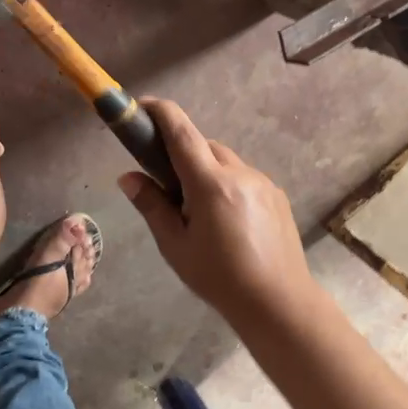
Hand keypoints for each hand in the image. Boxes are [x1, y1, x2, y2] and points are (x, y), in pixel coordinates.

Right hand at [118, 98, 312, 319]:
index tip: (141, 106)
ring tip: (195, 210)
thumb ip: (152, 206)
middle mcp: (239, 173)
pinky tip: (224, 221)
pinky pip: (243, 177)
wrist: (278, 302)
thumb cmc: (219, 277)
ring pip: (225, 161)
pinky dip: (225, 184)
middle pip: (203, 145)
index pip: (181, 132)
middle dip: (181, 152)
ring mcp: (262, 183)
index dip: (159, 112)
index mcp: (210, 183)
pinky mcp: (276, 196)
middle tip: (165, 183)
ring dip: (205, 170)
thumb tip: (128, 177)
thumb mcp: (175, 245)